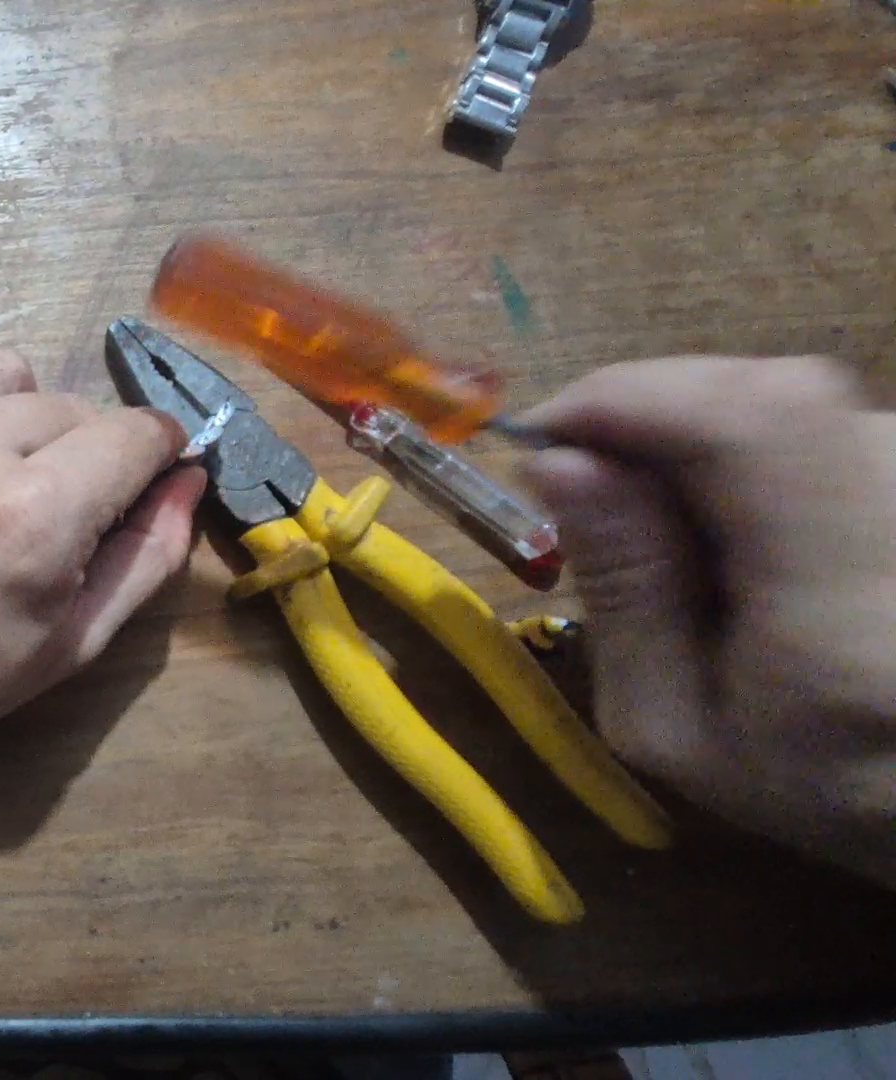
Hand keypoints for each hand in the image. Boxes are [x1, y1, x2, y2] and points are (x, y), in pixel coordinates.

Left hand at [0, 282, 204, 788]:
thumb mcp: (65, 649)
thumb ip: (145, 557)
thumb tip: (188, 475)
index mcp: (34, 517)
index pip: (137, 435)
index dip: (152, 458)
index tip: (135, 481)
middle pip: (72, 405)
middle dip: (78, 456)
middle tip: (36, 511)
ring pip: (3, 368)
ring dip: (11, 414)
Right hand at [521, 357, 895, 883]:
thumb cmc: (811, 782)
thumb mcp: (667, 718)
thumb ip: (621, 590)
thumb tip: (557, 461)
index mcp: (854, 600)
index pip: (754, 421)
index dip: (626, 398)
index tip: (536, 442)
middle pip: (767, 393)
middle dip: (639, 418)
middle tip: (579, 488)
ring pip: (790, 400)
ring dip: (688, 438)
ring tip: (661, 526)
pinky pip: (824, 422)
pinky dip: (741, 451)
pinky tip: (730, 522)